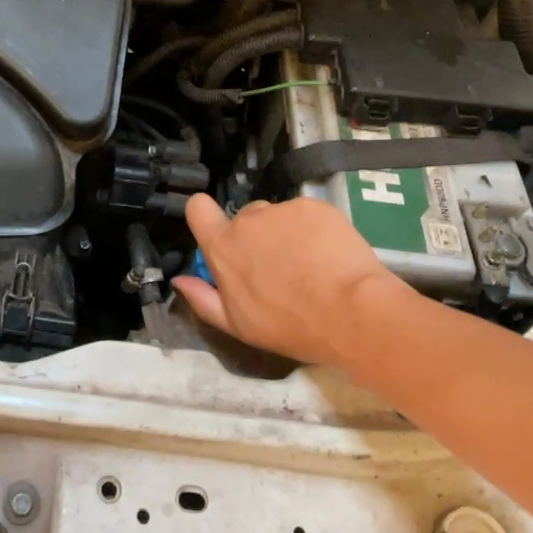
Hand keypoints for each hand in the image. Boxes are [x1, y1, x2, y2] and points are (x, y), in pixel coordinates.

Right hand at [172, 193, 409, 367]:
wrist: (353, 313)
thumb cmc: (292, 326)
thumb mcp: (240, 326)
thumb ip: (203, 300)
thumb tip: (179, 280)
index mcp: (223, 248)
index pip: (197, 208)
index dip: (204, 216)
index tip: (219, 232)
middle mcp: (249, 220)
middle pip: (245, 218)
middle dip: (256, 236)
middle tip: (279, 267)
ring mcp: (283, 210)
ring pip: (278, 217)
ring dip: (286, 233)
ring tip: (311, 264)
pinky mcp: (315, 206)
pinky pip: (307, 214)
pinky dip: (314, 230)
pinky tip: (330, 255)